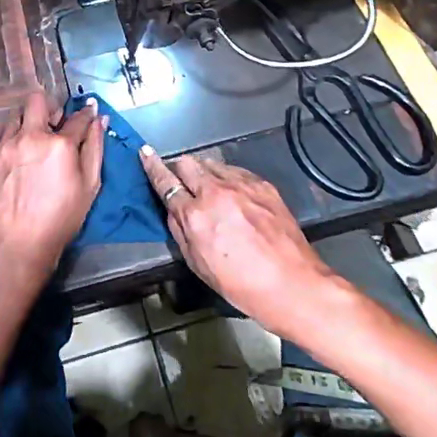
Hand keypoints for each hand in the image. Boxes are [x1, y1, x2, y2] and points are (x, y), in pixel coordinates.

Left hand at [0, 92, 105, 286]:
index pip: (78, 118)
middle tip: (56, 124)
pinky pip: (3, 136)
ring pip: (16, 115)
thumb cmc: (62, 217)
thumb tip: (99, 120)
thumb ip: (95, 147)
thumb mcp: (90, 184)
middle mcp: (31, 136)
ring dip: (29, 121)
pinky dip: (14, 139)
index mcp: (60, 144)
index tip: (88, 113)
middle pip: (37, 100)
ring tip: (36, 140)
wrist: (20, 241)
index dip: (86, 114)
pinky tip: (21, 157)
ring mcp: (7, 145)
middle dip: (50, 107)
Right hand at [138, 149, 349, 338]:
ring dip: (204, 172)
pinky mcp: (263, 185)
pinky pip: (236, 171)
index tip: (145, 153)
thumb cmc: (240, 284)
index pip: (166, 182)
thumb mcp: (198, 264)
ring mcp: (242, 185)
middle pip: (188, 163)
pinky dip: (227, 178)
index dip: (152, 166)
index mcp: (195, 215)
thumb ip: (180, 232)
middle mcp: (216, 192)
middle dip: (179, 169)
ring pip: (212, 163)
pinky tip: (234, 195)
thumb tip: (174, 211)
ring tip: (210, 191)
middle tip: (182, 182)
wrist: (292, 283)